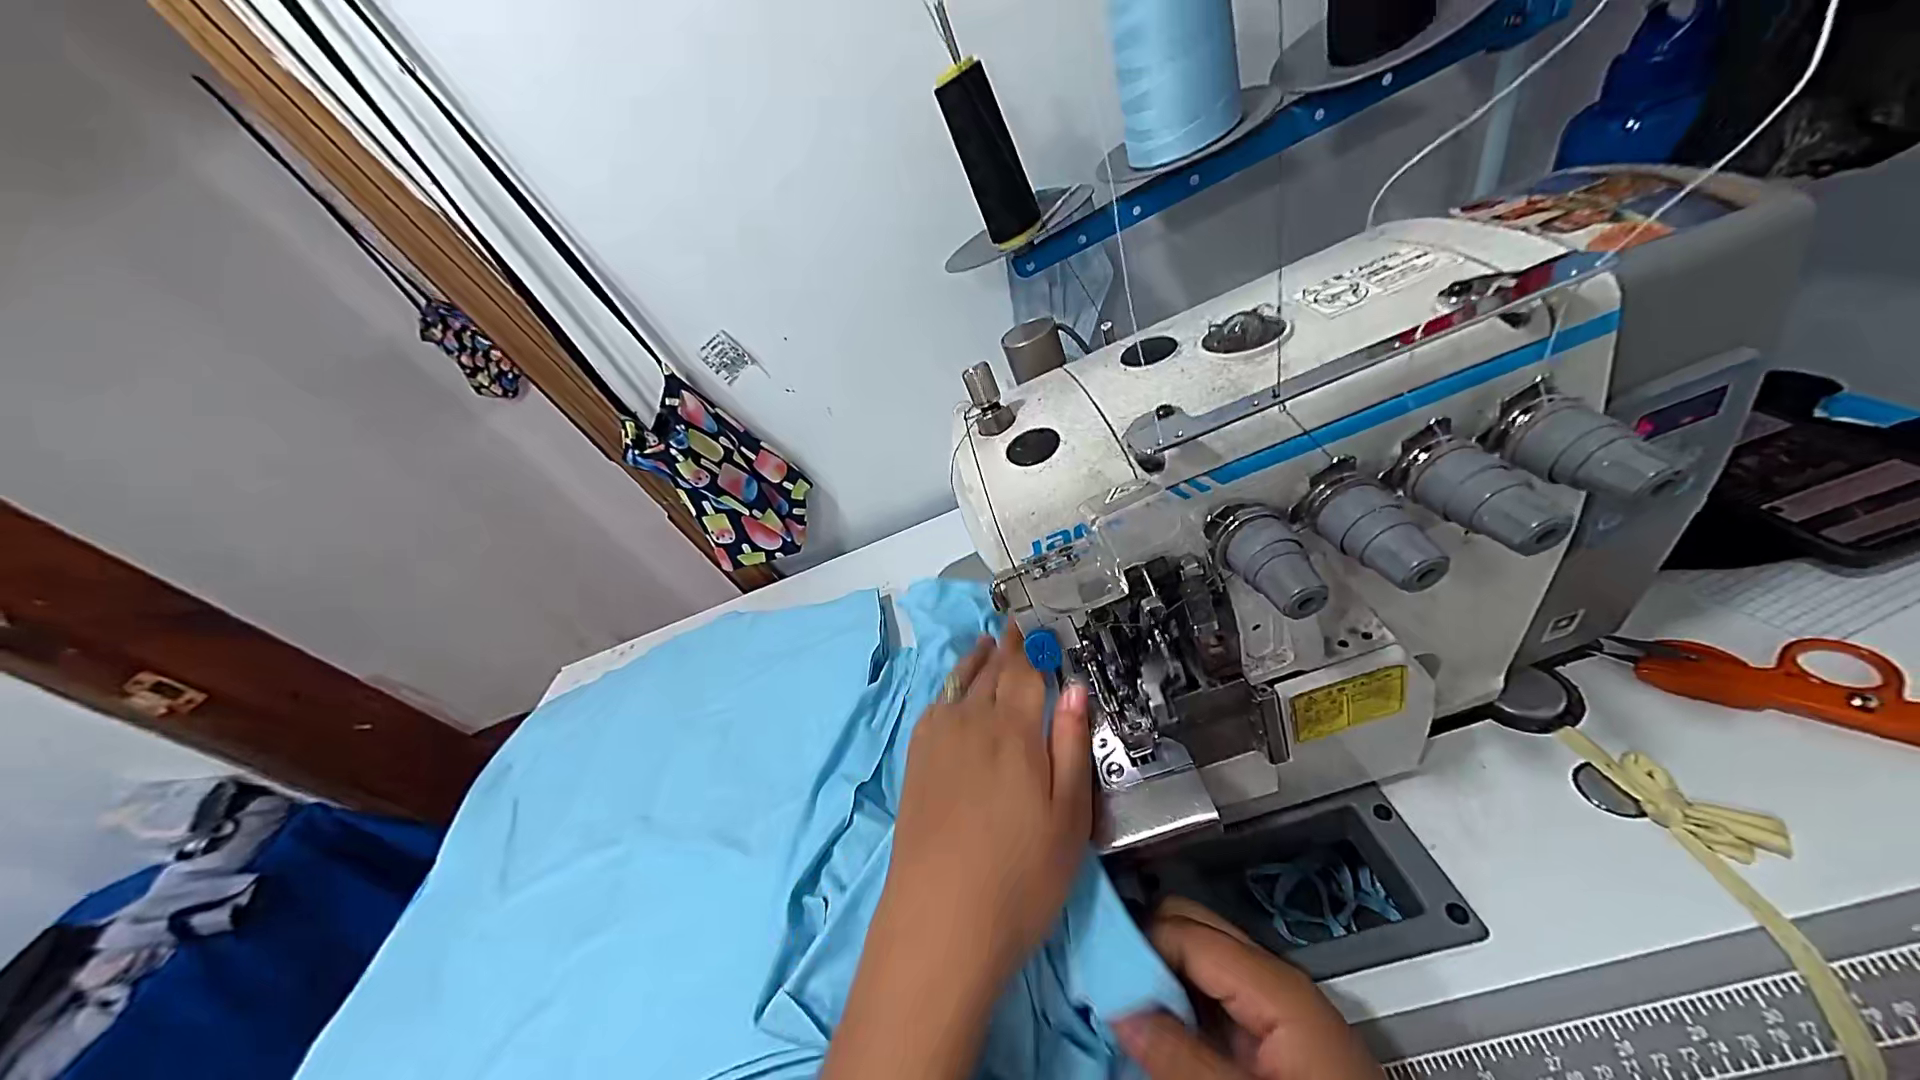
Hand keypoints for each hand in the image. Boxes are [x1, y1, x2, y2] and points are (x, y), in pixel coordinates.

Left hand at [822, 625, 1092, 1079]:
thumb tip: (1074, 688)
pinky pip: (935, 707)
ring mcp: (937, 741)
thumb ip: (1072, 745)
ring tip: (985, 643)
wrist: (941, 918)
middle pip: (991, 672)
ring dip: (975, 660)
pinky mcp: (915, 762)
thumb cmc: (1022, 873)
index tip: (1034, 623)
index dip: (1032, 646)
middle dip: (1005, 647)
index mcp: (1014, 730)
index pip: (1024, 672)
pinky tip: (954, 693)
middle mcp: (972, 722)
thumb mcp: (1069, 815)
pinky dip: (949, 688)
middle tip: (1012, 626)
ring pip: (959, 684)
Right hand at [1114, 898, 1381, 1079]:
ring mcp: (1270, 1005)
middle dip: (1143, 948)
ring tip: (1120, 1007)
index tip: (1096, 971)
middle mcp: (1271, 978)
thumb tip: (1120, 1008)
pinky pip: (1208, 994)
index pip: (1182, 928)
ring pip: (1194, 958)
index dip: (1135, 943)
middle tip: (1103, 985)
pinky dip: (1175, 1001)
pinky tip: (1154, 1029)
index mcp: (1273, 983)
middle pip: (1188, 926)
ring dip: (1155, 976)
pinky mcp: (1267, 1035)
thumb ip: (1182, 1054)